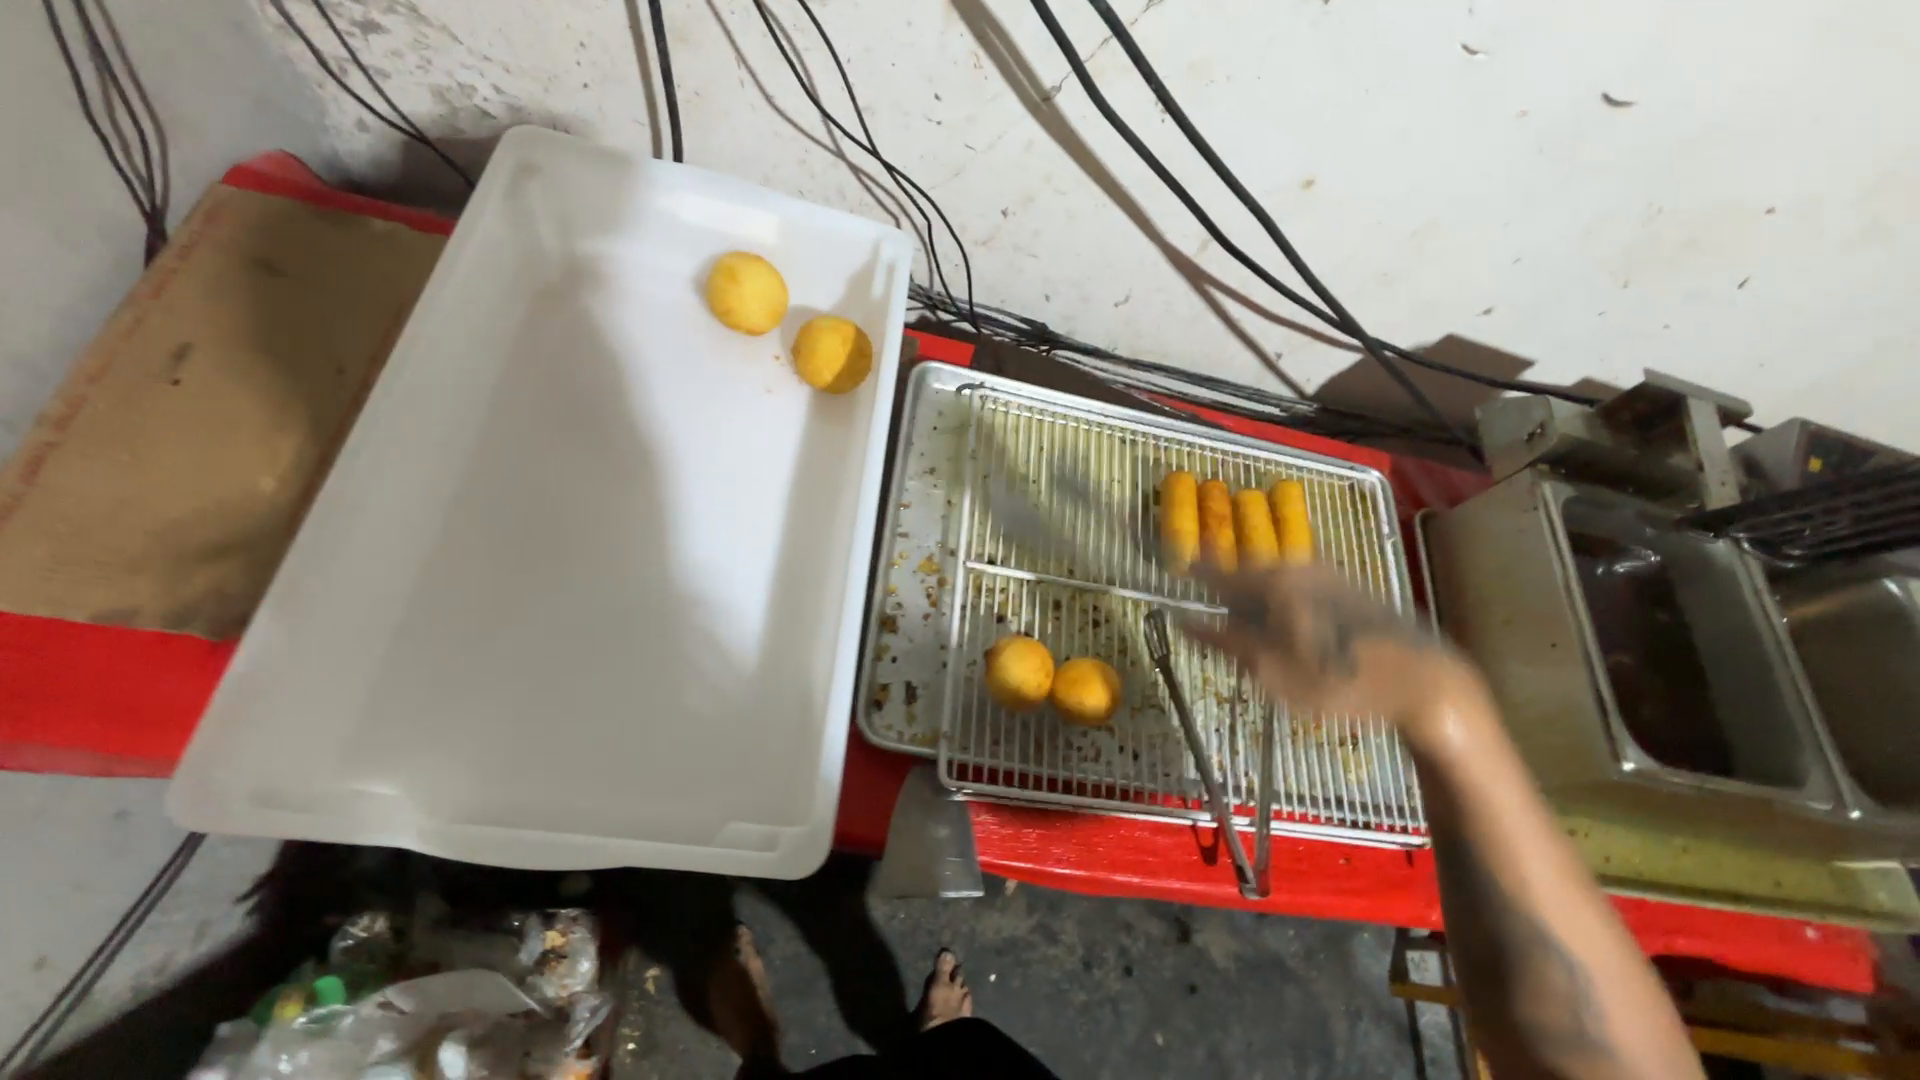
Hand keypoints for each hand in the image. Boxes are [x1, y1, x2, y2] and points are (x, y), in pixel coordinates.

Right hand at [1182, 563, 1481, 742]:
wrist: (1426, 686)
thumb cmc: (1341, 681)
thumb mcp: (1274, 672)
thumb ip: (1226, 642)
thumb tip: (1185, 619)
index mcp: (1276, 581)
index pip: (1219, 573)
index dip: (1195, 578)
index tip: (1176, 579)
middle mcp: (1301, 567)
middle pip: (1248, 578)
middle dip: (1228, 600)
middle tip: (1217, 632)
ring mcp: (1330, 576)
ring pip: (1276, 586)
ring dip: (1258, 609)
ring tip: (1254, 644)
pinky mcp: (1352, 591)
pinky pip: (1300, 593)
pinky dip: (1284, 611)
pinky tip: (1290, 640)